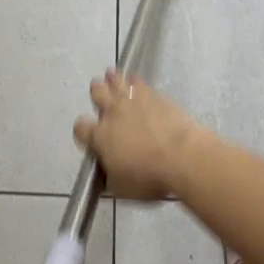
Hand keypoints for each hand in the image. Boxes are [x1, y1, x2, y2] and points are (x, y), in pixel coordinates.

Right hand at [73, 69, 205, 199]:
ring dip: (113, 79)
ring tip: (112, 75)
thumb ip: (110, 176)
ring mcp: (133, 100)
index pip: (80, 127)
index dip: (82, 130)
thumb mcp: (122, 188)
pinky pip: (138, 82)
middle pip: (97, 93)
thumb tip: (107, 174)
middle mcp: (113, 113)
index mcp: (100, 136)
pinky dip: (135, 81)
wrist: (182, 156)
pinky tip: (136, 81)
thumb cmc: (149, 176)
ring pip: (116, 81)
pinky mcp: (153, 94)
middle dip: (97, 93)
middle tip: (99, 92)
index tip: (88, 134)